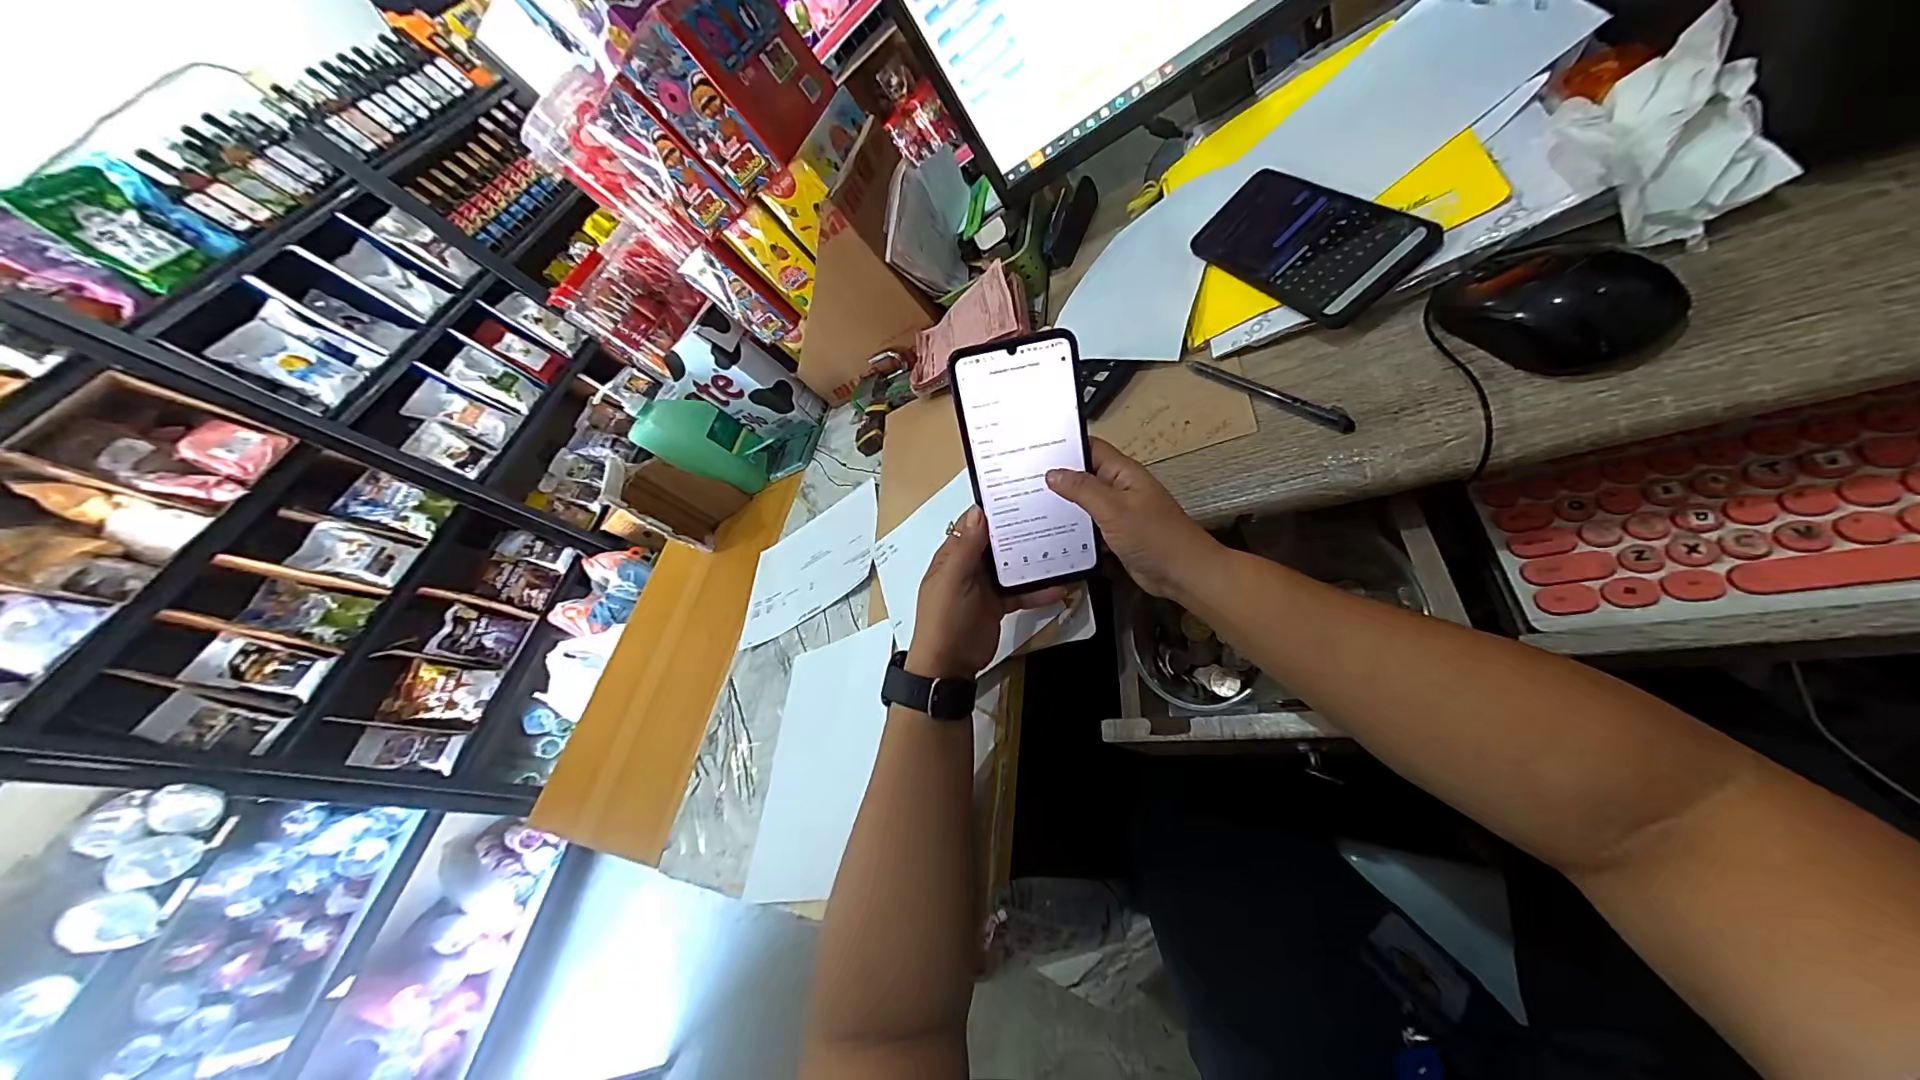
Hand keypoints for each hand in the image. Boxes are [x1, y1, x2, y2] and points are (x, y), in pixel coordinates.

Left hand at [907, 505, 1068, 679]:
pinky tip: (1059, 586)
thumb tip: (978, 512)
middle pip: (996, 543)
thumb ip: (966, 548)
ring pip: (1011, 566)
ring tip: (1060, 546)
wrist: (948, 667)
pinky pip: (1020, 592)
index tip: (1020, 495)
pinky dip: (1037, 590)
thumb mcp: (952, 581)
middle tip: (1049, 516)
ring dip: (1032, 560)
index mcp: (953, 556)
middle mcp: (968, 567)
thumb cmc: (943, 621)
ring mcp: (984, 586)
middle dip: (1019, 531)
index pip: (973, 524)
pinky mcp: (997, 605)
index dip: (993, 510)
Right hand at [1046, 438, 1220, 599]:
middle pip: (1083, 476)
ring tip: (1032, 505)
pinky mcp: (1115, 534)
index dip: (1064, 447)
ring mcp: (1118, 512)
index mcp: (1123, 473)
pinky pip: (1089, 526)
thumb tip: (1054, 474)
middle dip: (1058, 478)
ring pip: (1084, 503)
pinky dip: (1074, 529)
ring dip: (1064, 505)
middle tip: (1026, 480)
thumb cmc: (1157, 537)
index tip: (1036, 451)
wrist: (1182, 573)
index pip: (1089, 448)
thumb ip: (1082, 489)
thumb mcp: (1113, 509)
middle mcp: (1119, 488)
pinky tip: (1053, 532)